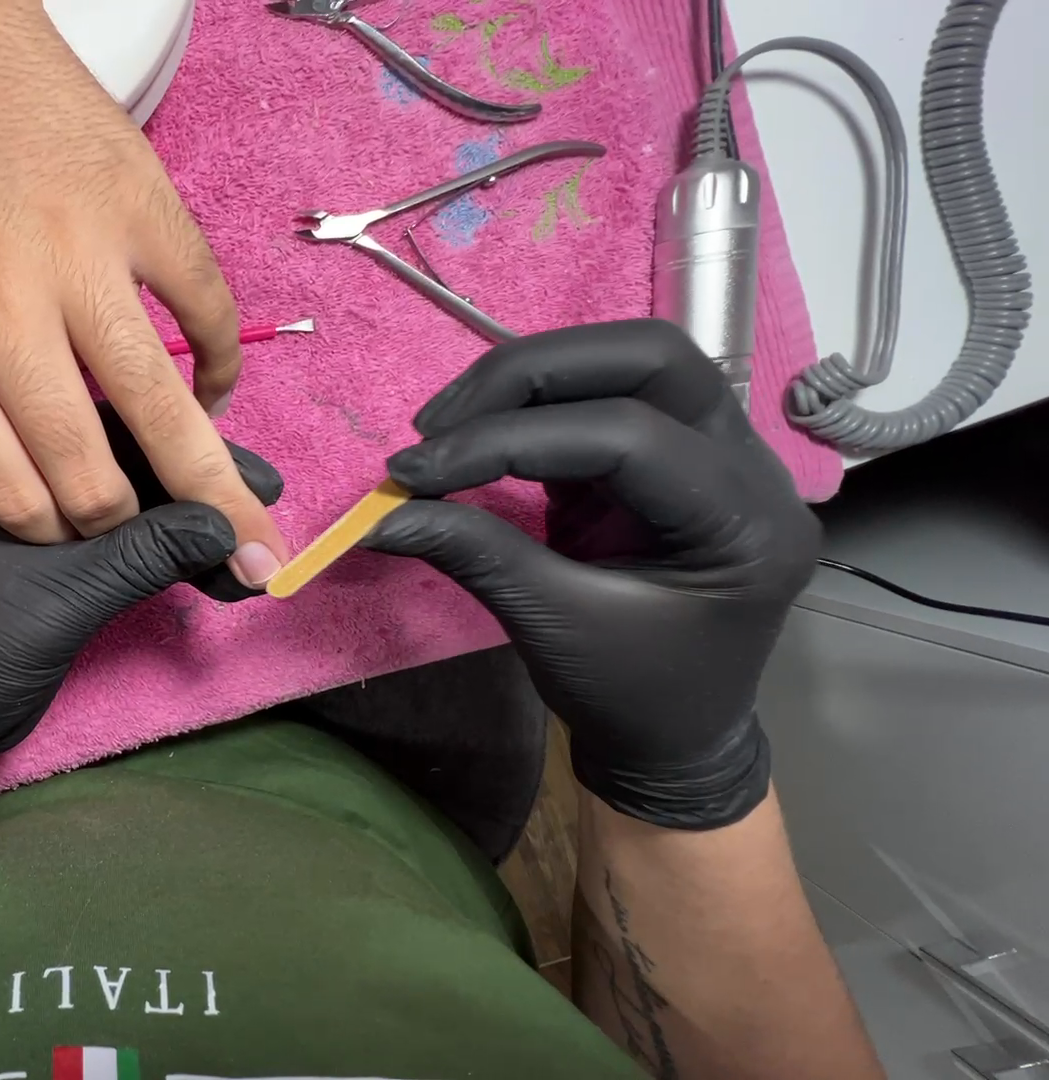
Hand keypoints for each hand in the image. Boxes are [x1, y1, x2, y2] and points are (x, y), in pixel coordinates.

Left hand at [0, 0, 287, 585]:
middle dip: (121, 529)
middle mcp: (9, 316)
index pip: (12, 492)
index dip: (48, 535)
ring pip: (163, 407)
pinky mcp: (141, 198)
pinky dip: (221, 364)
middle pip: (91, 472)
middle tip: (143, 541)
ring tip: (234, 524)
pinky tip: (209, 391)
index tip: (68, 541)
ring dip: (203, 483)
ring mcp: (85, 254)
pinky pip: (208, 307)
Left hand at [0, 407, 283, 829]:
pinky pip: (128, 551)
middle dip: (204, 496)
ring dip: (195, 534)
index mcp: (9, 465)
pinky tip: (212, 573)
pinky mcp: (58, 572)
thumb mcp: (62, 600)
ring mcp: (45, 530)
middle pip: (134, 471)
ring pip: (137, 514)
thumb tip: (230, 523)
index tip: (257, 485)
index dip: (192, 456)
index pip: (115, 437)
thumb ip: (142, 555)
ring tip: (250, 558)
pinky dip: (172, 562)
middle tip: (267, 515)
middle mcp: (29, 484)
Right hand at [361, 320, 820, 829]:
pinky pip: (594, 396)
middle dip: (526, 377)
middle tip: (434, 426)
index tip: (413, 475)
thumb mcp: (550, 626)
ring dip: (522, 379)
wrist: (670, 730)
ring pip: (624, 361)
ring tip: (442, 426)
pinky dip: (523, 405)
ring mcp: (707, 451)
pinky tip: (472, 433)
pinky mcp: (656, 455)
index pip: (625, 437)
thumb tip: (380, 515)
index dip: (506, 442)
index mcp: (741, 523)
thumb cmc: (629, 692)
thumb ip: (473, 554)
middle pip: (647, 359)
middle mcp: (745, 465)